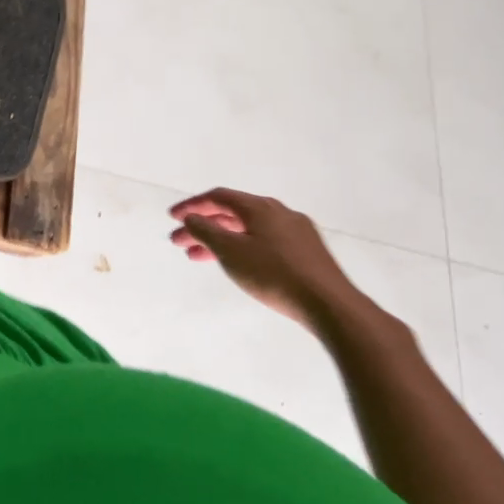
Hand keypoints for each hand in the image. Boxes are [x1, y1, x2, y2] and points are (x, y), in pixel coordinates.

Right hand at [168, 187, 365, 332]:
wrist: (331, 306)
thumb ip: (204, 230)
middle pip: (232, 214)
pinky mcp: (308, 253)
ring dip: (221, 240)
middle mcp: (280, 213)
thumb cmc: (273, 273)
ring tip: (200, 258)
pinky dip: (243, 248)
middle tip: (180, 242)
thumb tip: (192, 217)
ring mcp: (298, 233)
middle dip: (203, 227)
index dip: (191, 206)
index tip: (172, 218)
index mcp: (261, 207)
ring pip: (249, 230)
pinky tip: (237, 263)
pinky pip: (265, 242)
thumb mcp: (228, 250)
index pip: (218, 197)